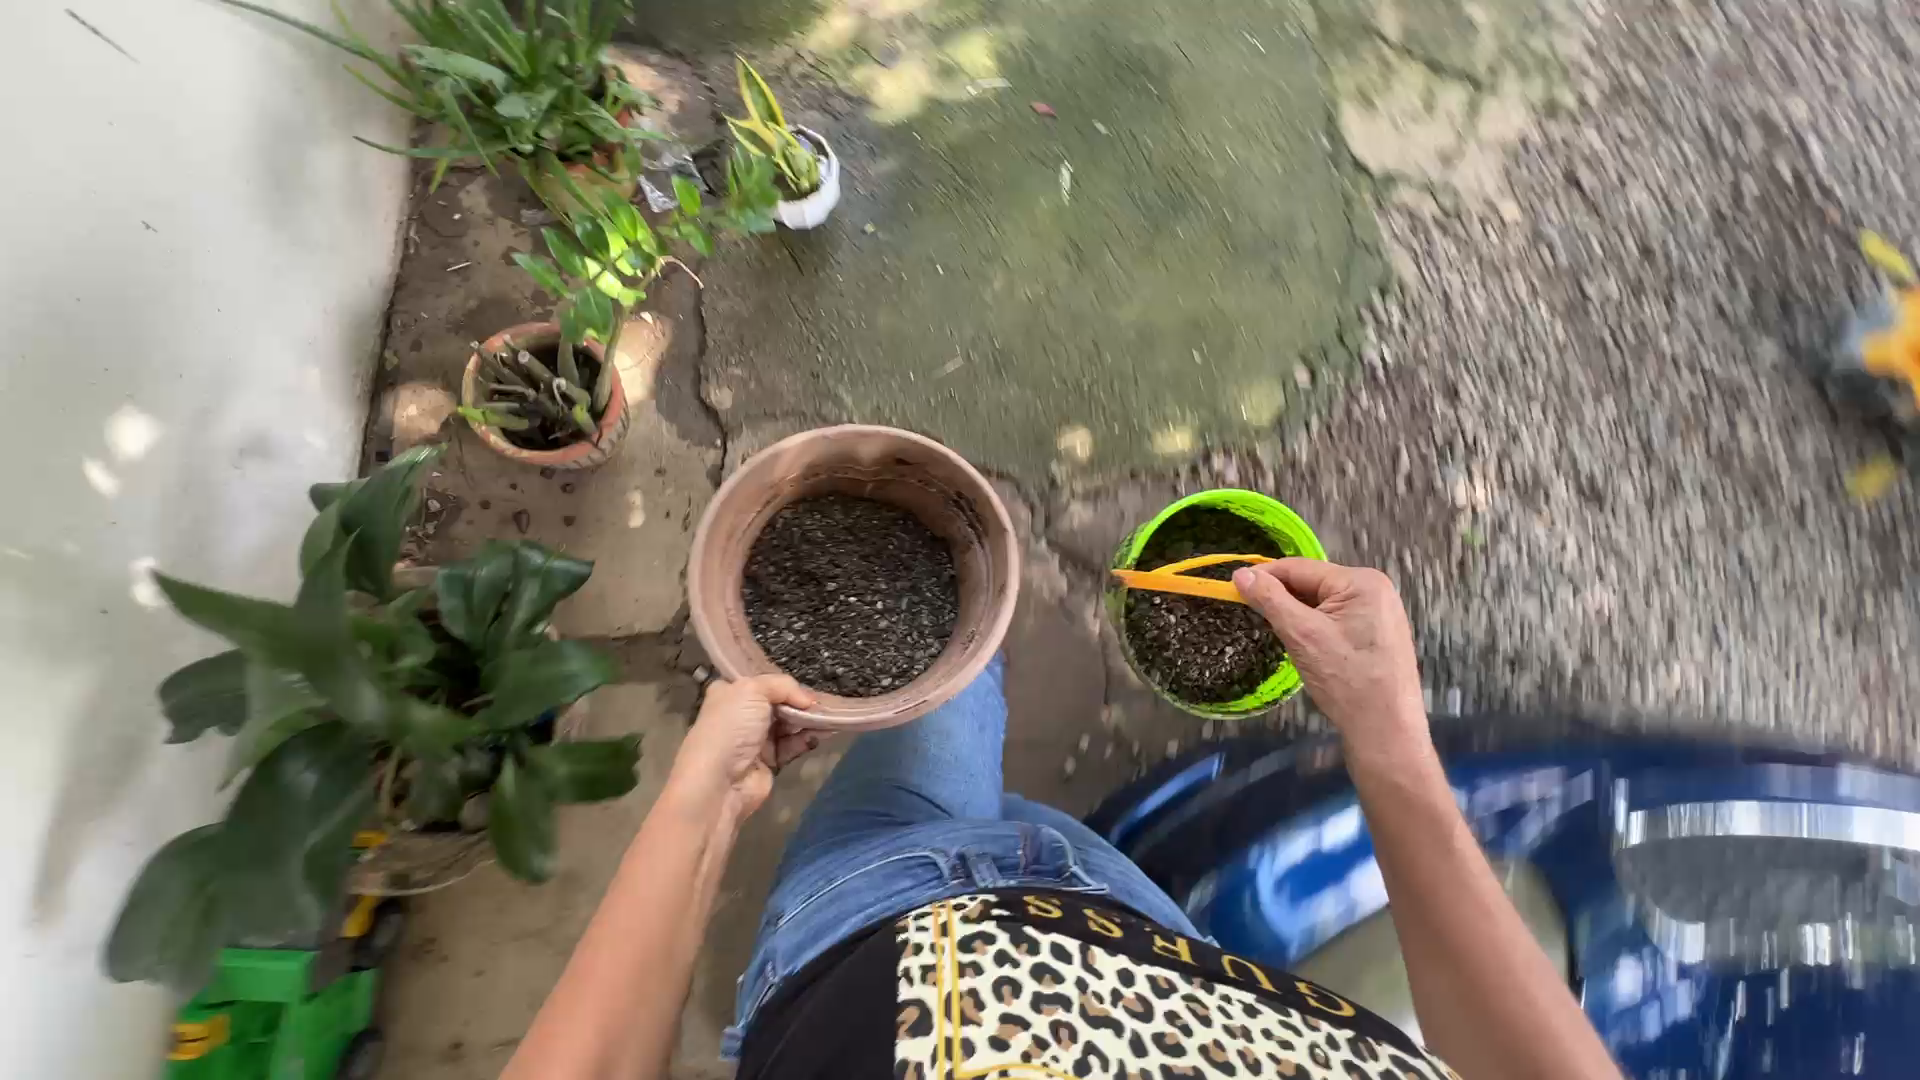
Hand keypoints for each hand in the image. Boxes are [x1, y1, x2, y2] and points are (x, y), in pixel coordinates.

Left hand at [669, 674, 820, 821]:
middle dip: (801, 703)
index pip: (761, 683)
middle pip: (779, 703)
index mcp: (730, 693)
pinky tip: (823, 733)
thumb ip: (784, 686)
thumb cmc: (731, 727)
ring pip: (789, 724)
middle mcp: (742, 715)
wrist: (719, 782)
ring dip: (809, 720)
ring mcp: (755, 739)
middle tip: (824, 703)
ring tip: (829, 717)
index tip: (803, 687)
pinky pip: (793, 745)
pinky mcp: (770, 761)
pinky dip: (807, 738)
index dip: (783, 684)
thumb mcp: (753, 690)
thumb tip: (808, 701)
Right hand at [1232, 559, 1429, 762]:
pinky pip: (1334, 618)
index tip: (1233, 589)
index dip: (1263, 577)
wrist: (1385, 729)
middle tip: (1253, 615)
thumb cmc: (1345, 679)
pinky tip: (1304, 646)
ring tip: (1278, 633)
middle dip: (1281, 598)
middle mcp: (1374, 589)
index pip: (1299, 568)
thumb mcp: (1301, 634)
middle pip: (1311, 583)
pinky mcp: (1376, 633)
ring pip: (1320, 602)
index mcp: (1361, 581)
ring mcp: (1378, 612)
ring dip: (1295, 614)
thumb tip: (1240, 573)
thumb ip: (1270, 599)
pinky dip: (1312, 626)